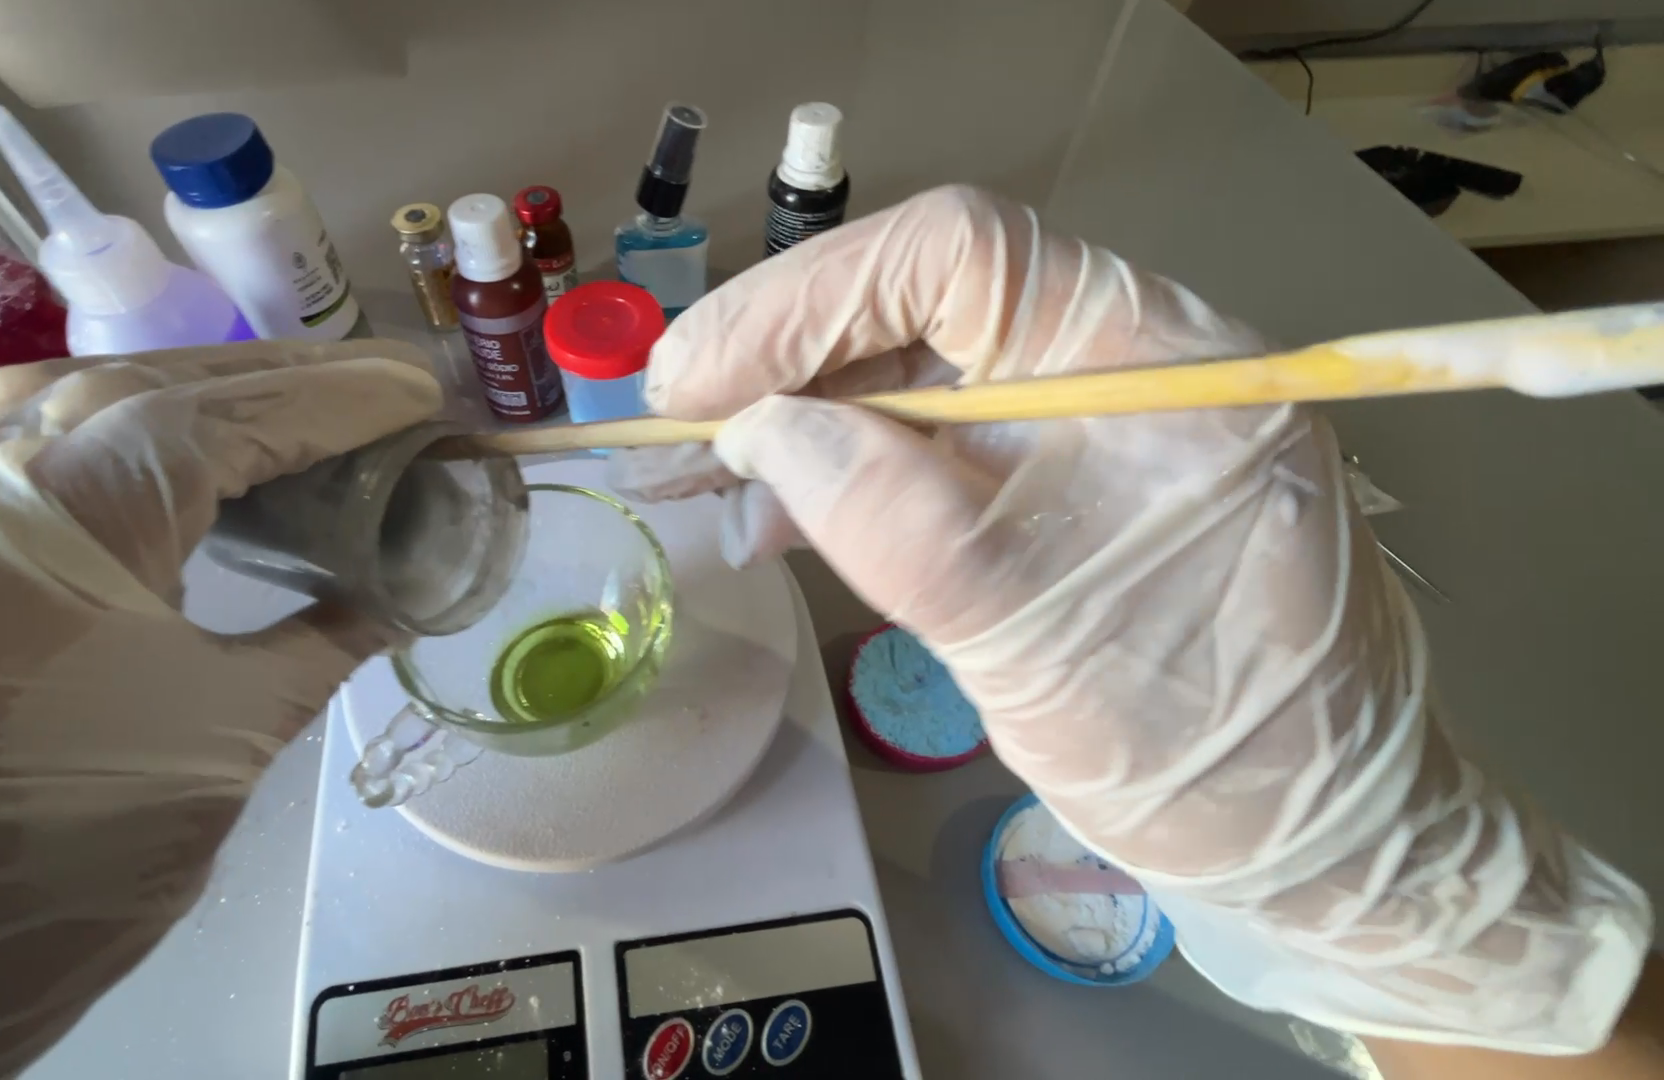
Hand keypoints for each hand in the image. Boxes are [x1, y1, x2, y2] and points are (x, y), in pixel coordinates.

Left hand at [0, 341, 441, 1076]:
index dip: (323, 400)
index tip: (413, 391)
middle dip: (266, 375)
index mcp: (23, 568)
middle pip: (117, 386)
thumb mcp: (232, 741)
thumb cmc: (76, 872)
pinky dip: (90, 421)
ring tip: (283, 395)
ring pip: (39, 398)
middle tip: (371, 379)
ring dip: (181, 386)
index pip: (196, 427)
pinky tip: (153, 435)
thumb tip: (399, 592)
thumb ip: (326, 639)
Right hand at [614, 186, 1650, 1052]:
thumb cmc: (1190, 734)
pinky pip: (915, 448)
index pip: (952, 253)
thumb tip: (756, 431)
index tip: (697, 372)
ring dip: (794, 413)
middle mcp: (1104, 361)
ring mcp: (1068, 424)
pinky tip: (770, 506)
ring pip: (903, 378)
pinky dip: (832, 470)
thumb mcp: (1026, 620)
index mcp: (1141, 354)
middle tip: (672, 407)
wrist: (1288, 835)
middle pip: (913, 306)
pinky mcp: (1035, 486)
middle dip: (781, 351)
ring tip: (701, 460)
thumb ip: (885, 513)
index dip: (806, 297)